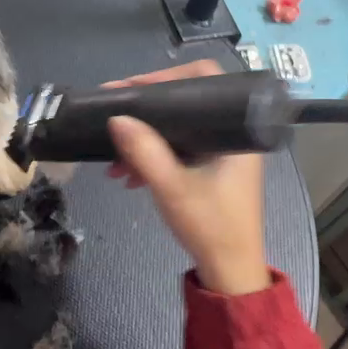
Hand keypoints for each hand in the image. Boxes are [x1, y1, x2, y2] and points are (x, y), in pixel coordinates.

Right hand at [106, 60, 270, 295]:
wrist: (230, 272)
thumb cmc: (210, 226)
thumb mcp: (172, 187)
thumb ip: (144, 151)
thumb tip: (116, 118)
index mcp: (233, 130)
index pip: (204, 79)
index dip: (166, 76)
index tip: (132, 89)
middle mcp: (229, 135)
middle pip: (184, 103)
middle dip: (145, 113)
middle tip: (113, 117)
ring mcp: (219, 153)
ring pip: (176, 129)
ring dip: (143, 139)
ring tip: (113, 161)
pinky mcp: (209, 170)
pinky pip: (176, 149)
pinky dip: (152, 156)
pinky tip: (127, 175)